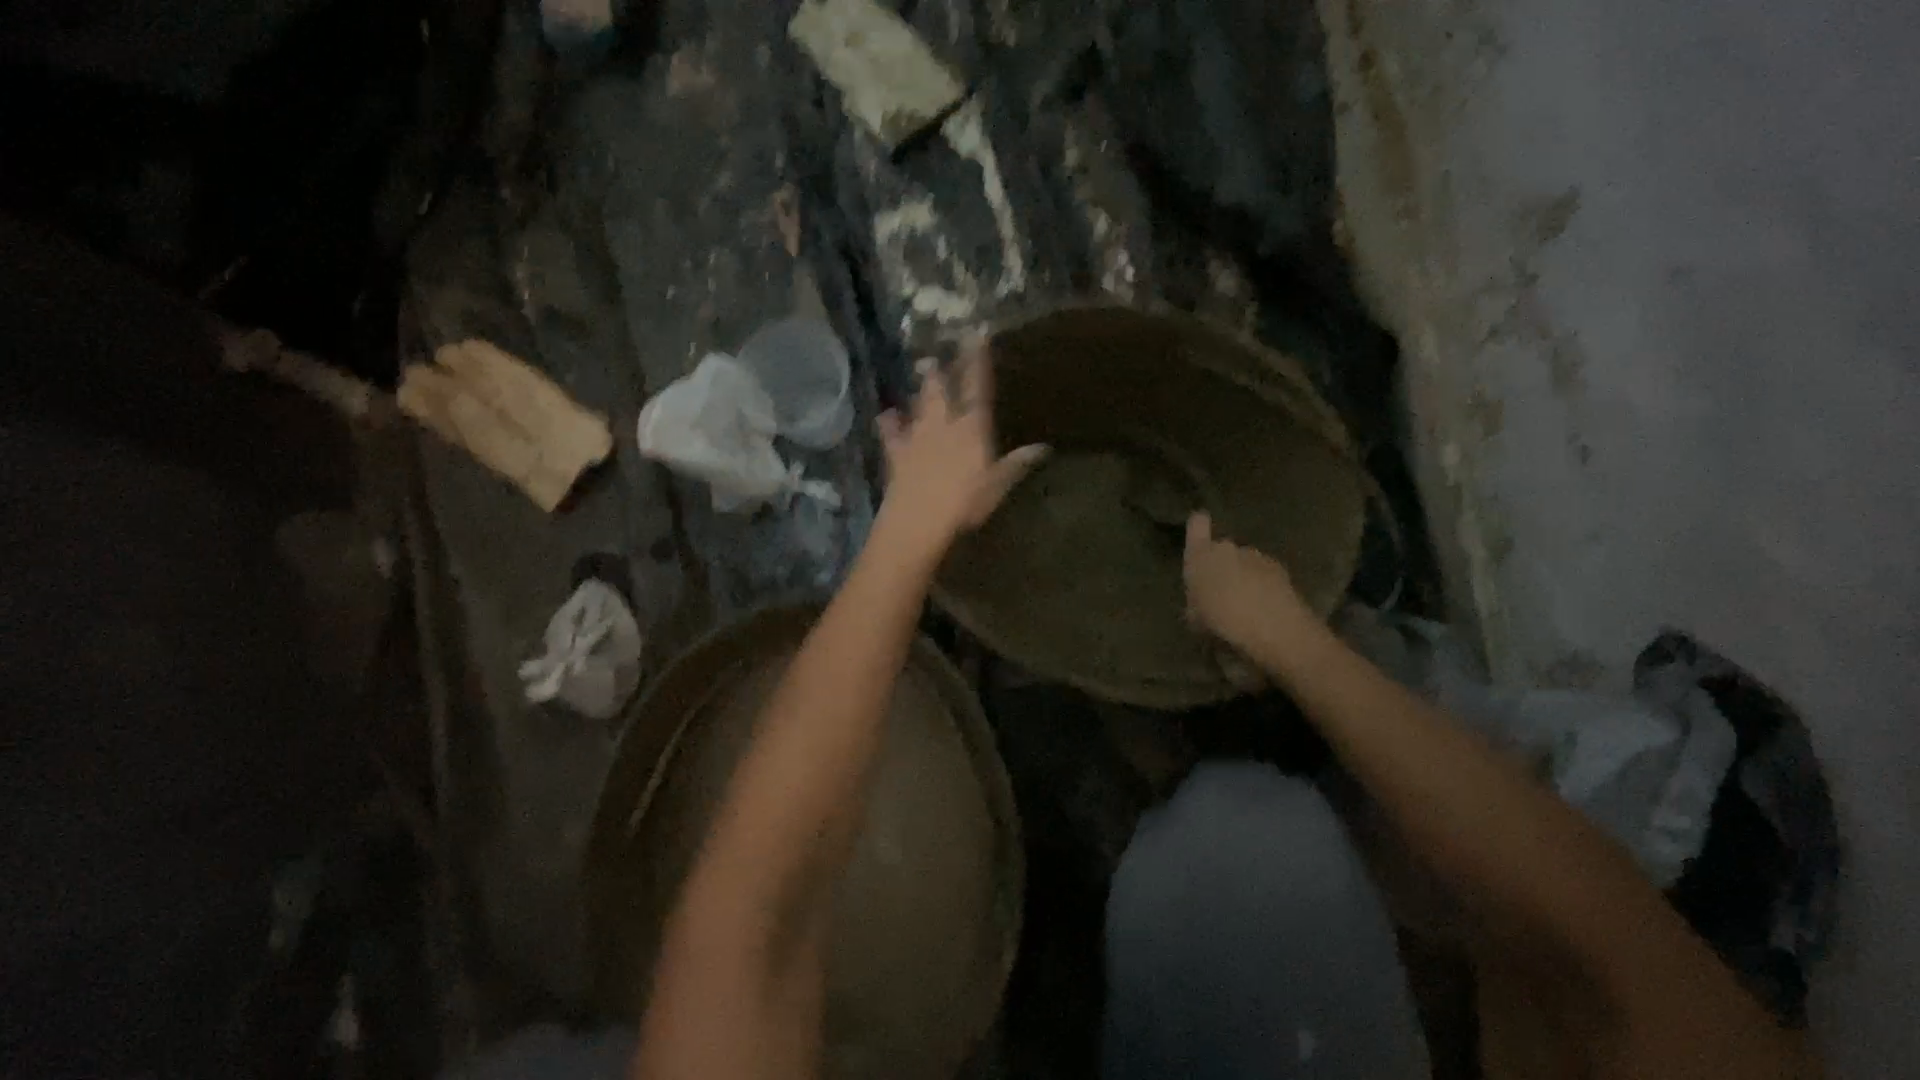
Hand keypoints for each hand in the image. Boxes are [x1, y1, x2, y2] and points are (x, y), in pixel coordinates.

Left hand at [875, 336, 1047, 561]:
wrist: (917, 520)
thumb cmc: (964, 503)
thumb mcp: (997, 485)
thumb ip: (1016, 464)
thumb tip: (1043, 447)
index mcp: (971, 429)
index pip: (976, 388)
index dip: (976, 362)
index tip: (977, 336)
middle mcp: (943, 425)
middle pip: (941, 390)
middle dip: (942, 370)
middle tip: (940, 351)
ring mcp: (917, 437)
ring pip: (919, 405)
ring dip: (921, 388)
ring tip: (922, 367)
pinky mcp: (896, 454)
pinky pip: (891, 433)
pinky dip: (889, 422)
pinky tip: (885, 414)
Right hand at [1183, 512, 1310, 651]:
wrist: (1272, 627)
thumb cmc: (1222, 622)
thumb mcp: (1196, 621)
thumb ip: (1196, 604)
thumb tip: (1200, 604)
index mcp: (1201, 556)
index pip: (1197, 524)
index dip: (1198, 527)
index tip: (1200, 531)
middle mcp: (1227, 548)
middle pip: (1222, 550)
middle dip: (1223, 567)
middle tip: (1221, 595)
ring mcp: (1256, 556)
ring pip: (1246, 563)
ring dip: (1245, 578)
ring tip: (1245, 607)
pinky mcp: (1280, 569)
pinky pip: (1265, 575)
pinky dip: (1264, 587)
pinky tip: (1264, 610)